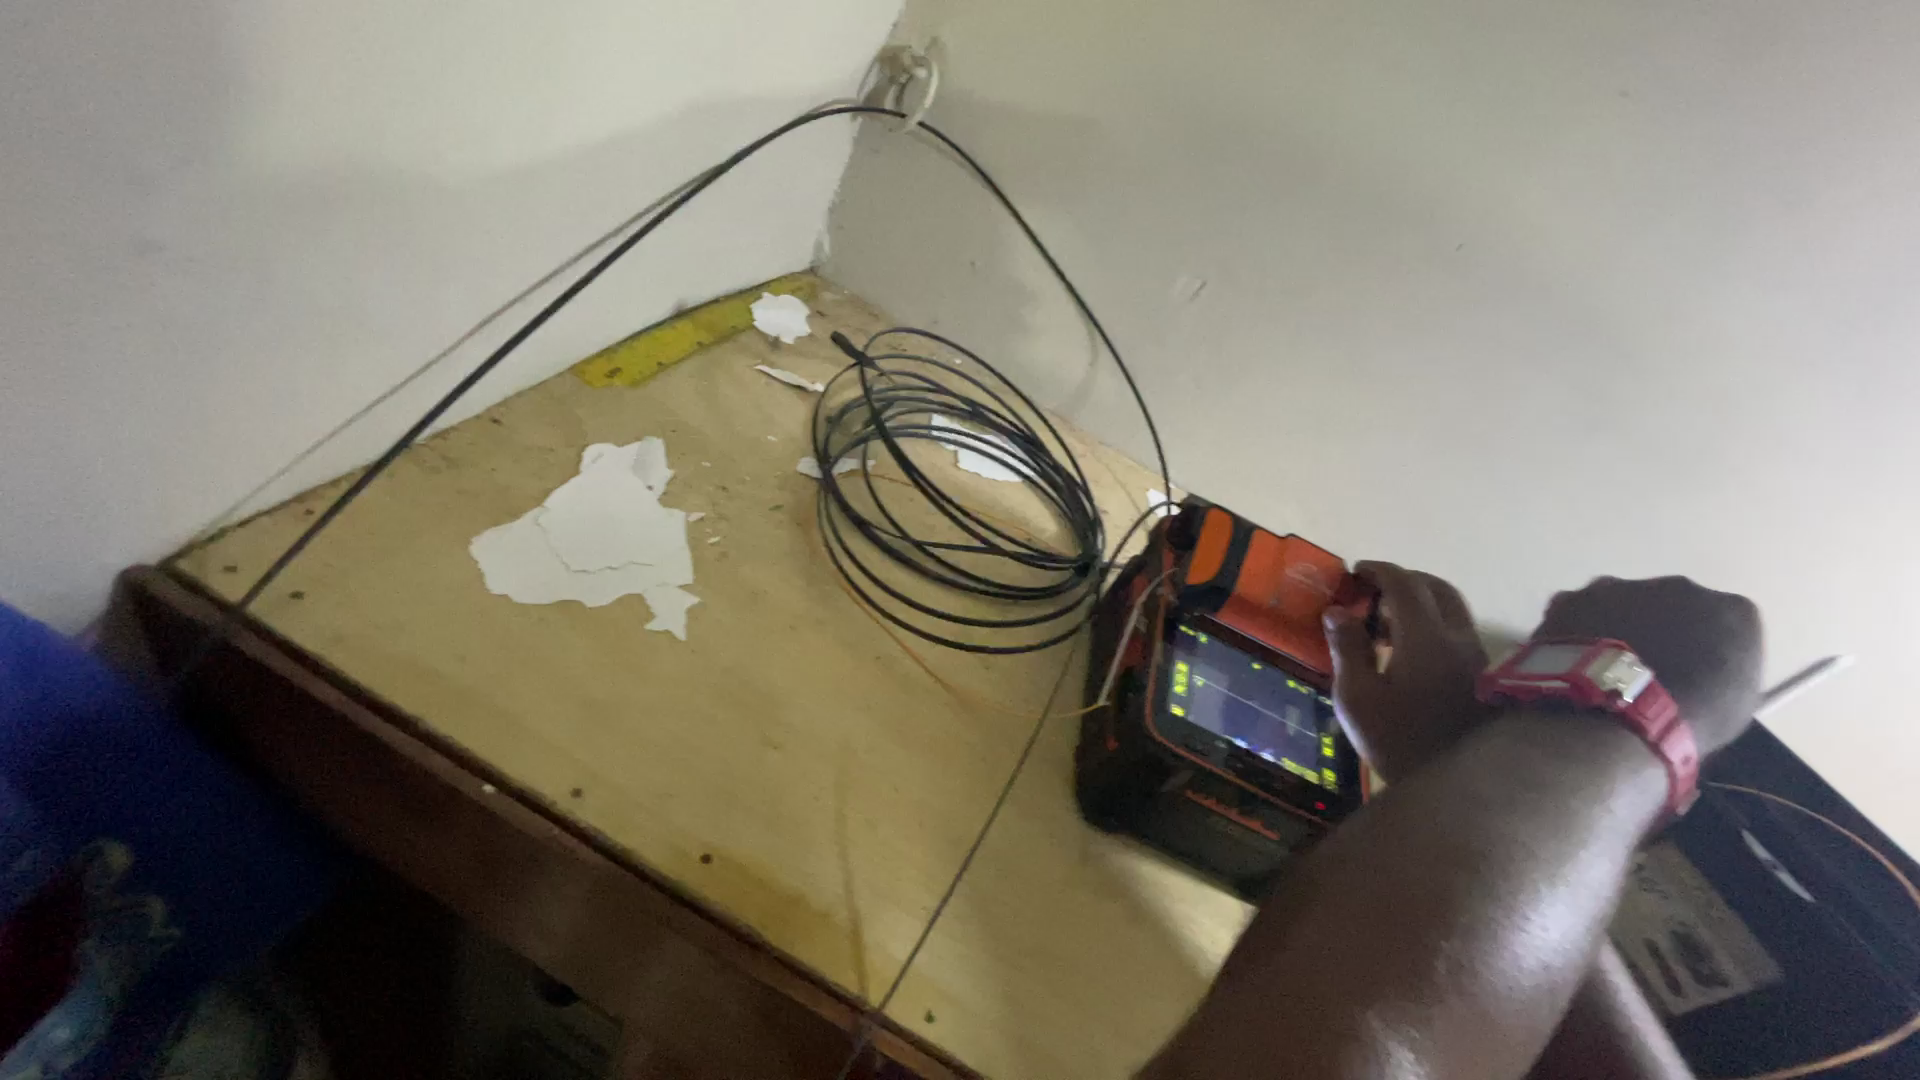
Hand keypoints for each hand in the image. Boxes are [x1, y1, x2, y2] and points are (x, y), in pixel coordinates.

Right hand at [1324, 561, 1491, 782]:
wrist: (1460, 794)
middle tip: (1372, 590)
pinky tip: (1410, 651)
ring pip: (1454, 611)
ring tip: (1387, 621)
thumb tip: (1337, 611)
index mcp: (1425, 638)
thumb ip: (1347, 648)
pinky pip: (1460, 634)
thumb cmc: (1398, 741)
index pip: (1405, 584)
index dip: (1379, 570)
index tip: (1355, 572)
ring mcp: (1479, 660)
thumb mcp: (1356, 697)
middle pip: (1438, 589)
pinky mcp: (1486, 680)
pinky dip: (1434, 625)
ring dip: (1422, 602)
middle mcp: (1460, 640)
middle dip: (1405, 579)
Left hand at [1534, 575, 1762, 753]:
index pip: (1723, 624)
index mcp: (1732, 610)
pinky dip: (1572, 628)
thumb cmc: (1689, 714)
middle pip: (1667, 606)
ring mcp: (1618, 587)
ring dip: (1612, 623)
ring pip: (1618, 604)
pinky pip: (1574, 611)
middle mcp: (1677, 587)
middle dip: (1656, 628)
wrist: (1611, 706)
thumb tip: (1705, 669)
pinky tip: (1569, 656)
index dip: (1703, 648)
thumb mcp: (1735, 698)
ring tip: (1600, 661)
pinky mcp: (1569, 597)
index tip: (1690, 669)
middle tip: (1641, 663)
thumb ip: (1723, 667)